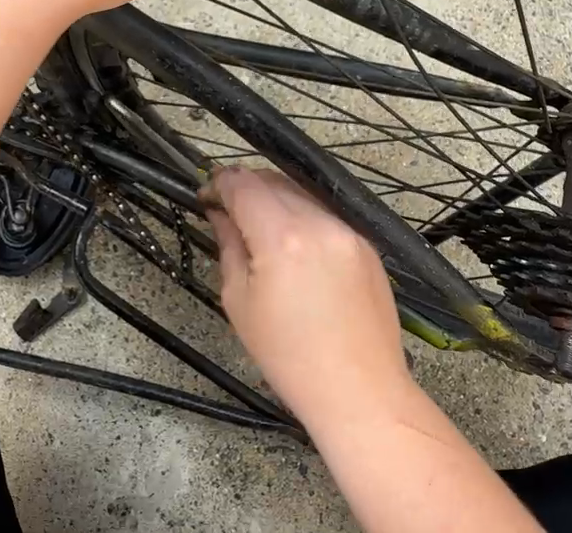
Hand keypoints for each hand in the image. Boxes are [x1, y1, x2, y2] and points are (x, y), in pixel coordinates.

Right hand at [205, 164, 412, 427]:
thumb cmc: (288, 356)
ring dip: (274, 197)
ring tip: (259, 226)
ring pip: (301, 192)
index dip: (218, 184)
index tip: (206, 196)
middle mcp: (318, 223)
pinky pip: (325, 214)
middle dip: (245, 187)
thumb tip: (220, 214)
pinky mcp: (366, 244)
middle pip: (272, 180)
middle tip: (227, 209)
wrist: (360, 391)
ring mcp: (347, 231)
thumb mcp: (239, 301)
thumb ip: (228, 245)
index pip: (243, 185)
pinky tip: (293, 245)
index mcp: (282, 238)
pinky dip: (302, 216)